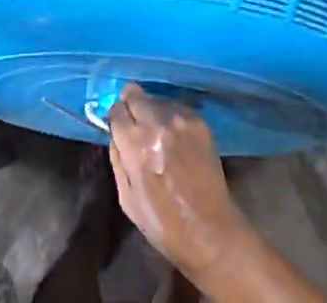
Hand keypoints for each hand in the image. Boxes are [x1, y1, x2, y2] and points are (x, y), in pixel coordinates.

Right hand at [108, 84, 252, 280]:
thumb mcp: (126, 198)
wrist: (211, 232)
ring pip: (156, 99)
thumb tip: (115, 135)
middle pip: (134, 94)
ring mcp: (181, 121)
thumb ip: (117, 159)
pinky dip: (170, 117)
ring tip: (158, 132)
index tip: (120, 129)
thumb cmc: (163, 223)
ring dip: (151, 111)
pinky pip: (176, 107)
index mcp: (135, 145)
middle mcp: (157, 125)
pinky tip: (175, 136)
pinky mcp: (200, 123)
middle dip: (130, 106)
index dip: (116, 119)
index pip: (116, 110)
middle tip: (136, 124)